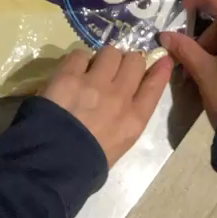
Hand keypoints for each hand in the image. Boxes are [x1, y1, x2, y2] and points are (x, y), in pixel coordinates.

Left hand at [39, 46, 173, 165]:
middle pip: (134, 60)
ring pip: (110, 52)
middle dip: (126, 63)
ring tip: (92, 70)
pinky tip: (73, 73)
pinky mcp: (70, 76)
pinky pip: (81, 54)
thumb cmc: (87, 164)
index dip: (160, 69)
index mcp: (134, 120)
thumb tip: (127, 98)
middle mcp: (120, 96)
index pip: (154, 85)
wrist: (53, 164)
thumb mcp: (119, 145)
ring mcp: (95, 83)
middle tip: (114, 71)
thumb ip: (127, 120)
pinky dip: (78, 61)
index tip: (163, 59)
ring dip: (103, 59)